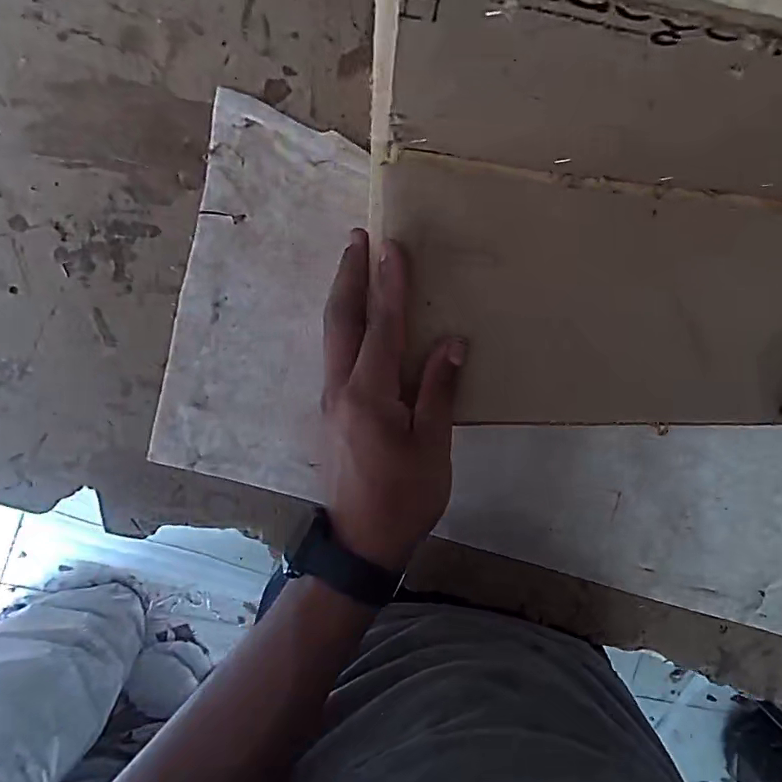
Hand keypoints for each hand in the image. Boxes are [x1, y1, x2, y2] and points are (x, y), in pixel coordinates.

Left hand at [317, 229, 465, 571]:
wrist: (361, 542)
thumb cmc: (406, 496)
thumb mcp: (432, 446)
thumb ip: (437, 391)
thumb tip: (451, 344)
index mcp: (369, 395)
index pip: (382, 328)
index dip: (390, 286)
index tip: (393, 246)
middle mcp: (340, 390)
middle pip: (342, 321)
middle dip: (351, 277)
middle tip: (360, 239)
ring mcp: (331, 402)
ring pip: (334, 337)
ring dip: (345, 297)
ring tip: (356, 267)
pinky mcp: (332, 414)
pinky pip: (337, 357)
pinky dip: (346, 327)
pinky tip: (358, 323)